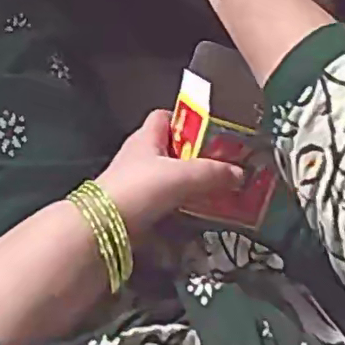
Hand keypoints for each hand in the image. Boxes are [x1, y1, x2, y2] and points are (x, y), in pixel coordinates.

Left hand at [93, 109, 242, 232]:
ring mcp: (138, 182)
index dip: (188, 120)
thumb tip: (239, 173)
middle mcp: (141, 156)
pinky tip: (202, 216)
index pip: (165, 117)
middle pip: (173, 150)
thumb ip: (211, 173)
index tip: (213, 132)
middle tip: (225, 168)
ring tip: (221, 194)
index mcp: (146, 137)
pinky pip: (167, 202)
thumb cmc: (141, 188)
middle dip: (197, 158)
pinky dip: (184, 208)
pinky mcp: (139, 207)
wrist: (105, 227)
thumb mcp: (180, 175)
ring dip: (193, 186)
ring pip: (171, 178)